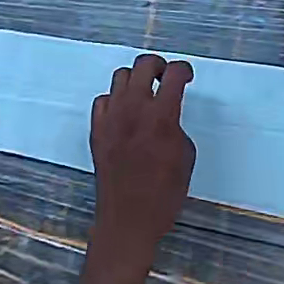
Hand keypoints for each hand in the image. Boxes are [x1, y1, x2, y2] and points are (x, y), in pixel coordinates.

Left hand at [88, 53, 195, 282]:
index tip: (186, 75)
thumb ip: (176, 126)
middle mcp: (134, 108)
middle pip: (144, 64)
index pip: (174, 74)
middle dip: (158, 65)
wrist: (128, 218)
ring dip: (136, 80)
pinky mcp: (96, 127)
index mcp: (162, 116)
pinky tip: (123, 112)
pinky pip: (104, 99)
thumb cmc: (164, 194)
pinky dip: (115, 100)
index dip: (184, 70)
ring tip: (144, 94)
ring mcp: (111, 115)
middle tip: (165, 77)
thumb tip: (168, 115)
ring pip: (121, 76)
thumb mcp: (185, 157)